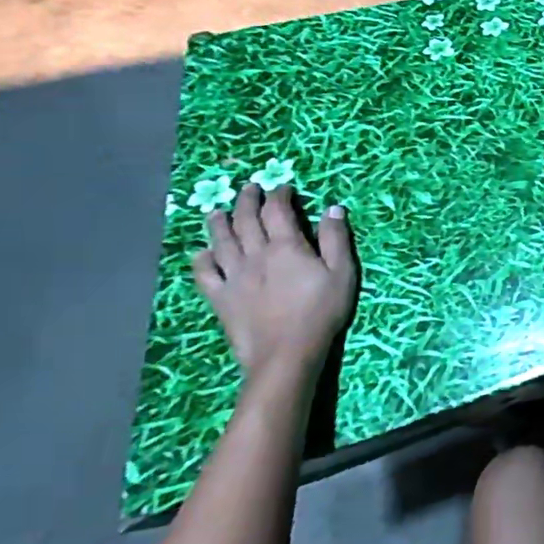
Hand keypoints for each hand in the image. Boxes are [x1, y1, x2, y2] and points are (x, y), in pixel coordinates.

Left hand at [194, 185, 356, 386]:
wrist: (286, 355)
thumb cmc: (320, 312)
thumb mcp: (342, 273)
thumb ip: (336, 238)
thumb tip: (332, 207)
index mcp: (285, 246)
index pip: (277, 210)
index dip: (278, 195)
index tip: (282, 188)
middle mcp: (255, 255)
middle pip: (245, 220)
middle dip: (247, 200)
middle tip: (249, 188)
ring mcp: (234, 277)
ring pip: (221, 242)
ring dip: (218, 223)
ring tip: (217, 211)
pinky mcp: (220, 299)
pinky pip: (205, 275)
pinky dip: (200, 260)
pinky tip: (201, 253)